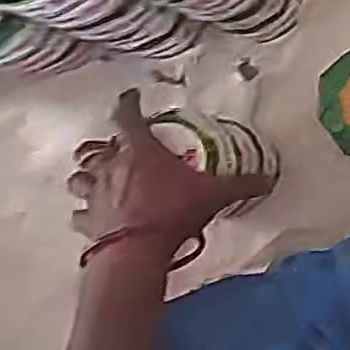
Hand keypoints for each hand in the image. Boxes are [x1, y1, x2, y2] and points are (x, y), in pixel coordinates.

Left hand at [66, 90, 271, 251]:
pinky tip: (97, 213)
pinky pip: (81, 212)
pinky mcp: (86, 222)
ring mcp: (94, 196)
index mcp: (141, 152)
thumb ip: (243, 184)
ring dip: (88, 175)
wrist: (135, 253)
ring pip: (79, 178)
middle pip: (93, 149)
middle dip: (101, 146)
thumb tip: (270, 178)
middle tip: (115, 147)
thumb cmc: (172, 211)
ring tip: (101, 177)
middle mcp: (111, 168)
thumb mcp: (217, 194)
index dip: (129, 104)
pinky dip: (86, 210)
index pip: (128, 118)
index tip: (131, 96)